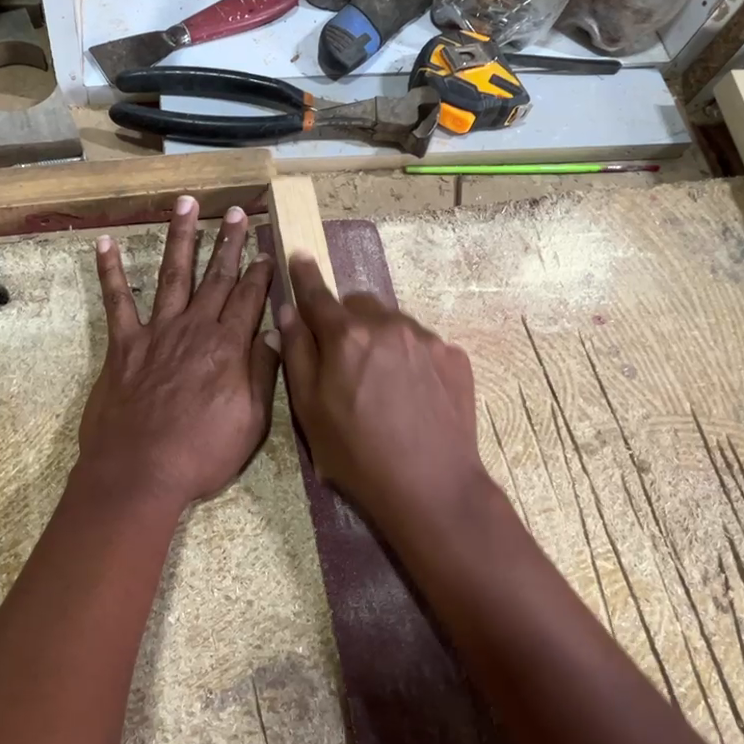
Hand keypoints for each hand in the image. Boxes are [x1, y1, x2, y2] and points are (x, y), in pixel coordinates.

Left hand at [75, 196, 279, 512]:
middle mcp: (195, 330)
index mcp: (229, 349)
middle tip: (237, 213)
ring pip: (173, 275)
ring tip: (187, 204)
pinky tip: (105, 243)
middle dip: (230, 243)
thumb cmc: (201, 454)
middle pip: (217, 278)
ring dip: (181, 238)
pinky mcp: (123, 346)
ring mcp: (157, 333)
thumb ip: (262, 374)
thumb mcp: (251, 423)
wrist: (139, 471)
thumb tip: (274, 335)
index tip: (268, 248)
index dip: (261, 272)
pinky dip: (110, 271)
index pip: (251, 299)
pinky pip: (116, 301)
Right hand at [278, 255, 492, 541]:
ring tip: (380, 384)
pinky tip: (409, 394)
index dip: (305, 275)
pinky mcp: (454, 358)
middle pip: (359, 304)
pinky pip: (421, 344)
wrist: (430, 486)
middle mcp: (388, 326)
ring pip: (392, 323)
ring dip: (378, 338)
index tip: (300, 256)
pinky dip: (409, 358)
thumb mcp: (308, 410)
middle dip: (346, 319)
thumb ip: (296, 354)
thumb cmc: (355, 454)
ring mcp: (426, 339)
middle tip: (342, 358)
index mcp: (346, 336)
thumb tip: (288, 313)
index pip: (318, 294)